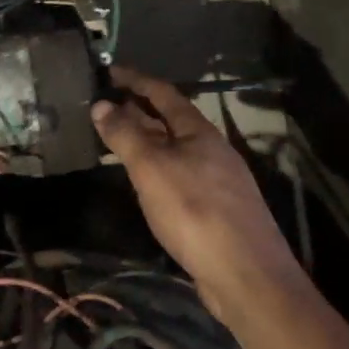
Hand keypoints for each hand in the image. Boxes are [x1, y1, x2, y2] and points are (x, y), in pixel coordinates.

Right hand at [90, 67, 298, 322]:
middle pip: (170, 121)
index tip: (107, 70)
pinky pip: (179, 175)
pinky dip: (156, 168)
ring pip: (174, 150)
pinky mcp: (217, 211)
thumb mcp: (151, 168)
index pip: (163, 92)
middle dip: (137, 110)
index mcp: (199, 131)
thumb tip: (101, 103)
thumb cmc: (195, 211)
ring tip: (115, 140)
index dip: (134, 79)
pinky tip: (143, 182)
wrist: (248, 278)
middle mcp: (211, 150)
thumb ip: (125, 134)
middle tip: (103, 105)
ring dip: (146, 141)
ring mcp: (217, 181)